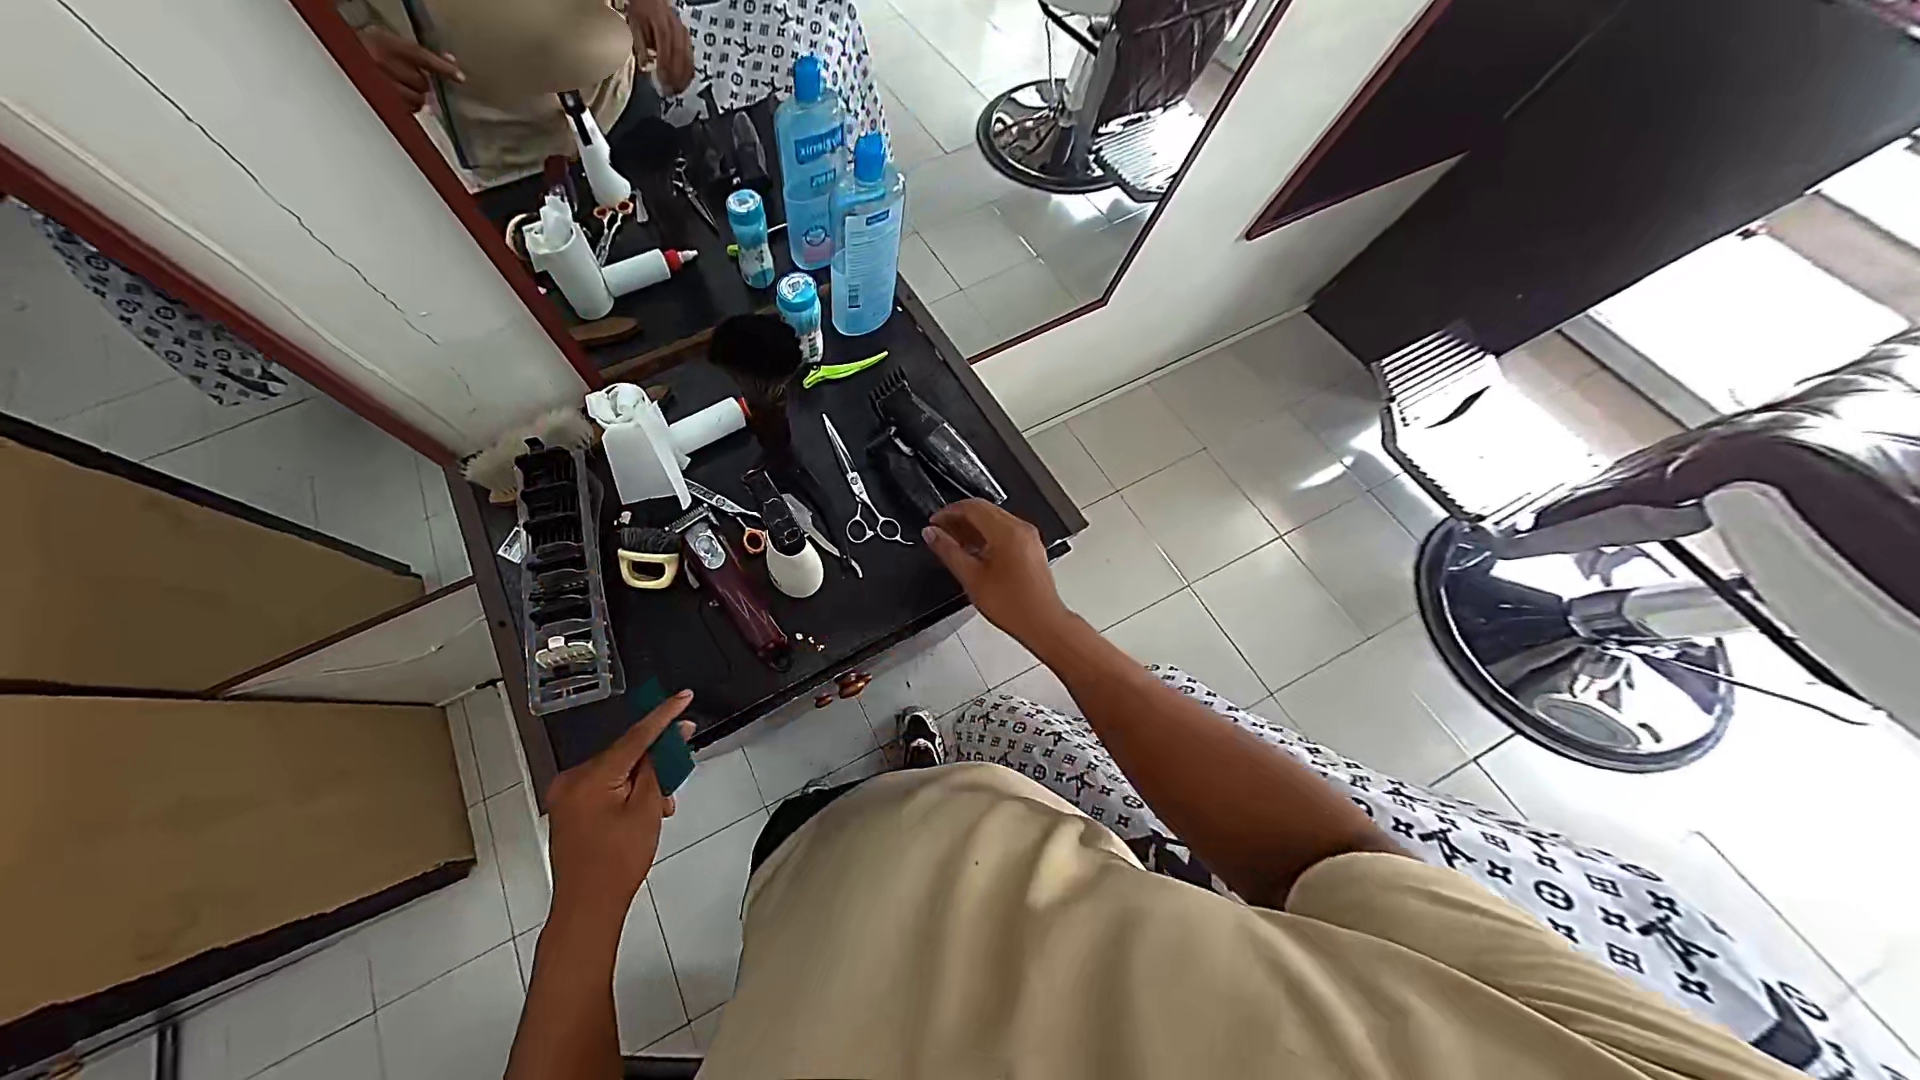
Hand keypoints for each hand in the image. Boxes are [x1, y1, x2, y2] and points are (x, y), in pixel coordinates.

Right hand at [357, 25, 463, 112]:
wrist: (337, 54)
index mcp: (386, 43)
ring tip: (398, 85)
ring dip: (415, 96)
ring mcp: (381, 83)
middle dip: (421, 84)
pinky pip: (407, 109)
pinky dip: (407, 105)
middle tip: (407, 77)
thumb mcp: (392, 42)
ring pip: (417, 99)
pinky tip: (396, 95)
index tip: (458, 76)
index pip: (421, 56)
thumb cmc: (367, 48)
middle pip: (422, 84)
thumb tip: (451, 61)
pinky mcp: (381, 100)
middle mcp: (382, 62)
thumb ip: (424, 55)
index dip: (442, 67)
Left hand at [546, 691, 693, 914]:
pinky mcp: (570, 806)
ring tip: (663, 801)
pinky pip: (606, 783)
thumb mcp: (647, 809)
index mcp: (589, 778)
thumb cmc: (617, 863)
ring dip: (644, 777)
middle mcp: (571, 780)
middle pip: (625, 752)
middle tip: (683, 754)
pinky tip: (646, 805)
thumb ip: (658, 768)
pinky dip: (629, 788)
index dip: (664, 715)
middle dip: (656, 756)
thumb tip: (669, 739)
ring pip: (618, 769)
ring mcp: (567, 794)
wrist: (587, 907)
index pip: (635, 736)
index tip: (683, 697)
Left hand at [628, 0, 693, 93]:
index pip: (666, 53)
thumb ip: (640, 44)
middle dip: (676, 78)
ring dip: (684, 78)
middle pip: (680, 59)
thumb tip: (645, 66)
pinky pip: (691, 58)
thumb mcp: (634, 23)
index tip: (663, 86)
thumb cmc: (641, 9)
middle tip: (671, 92)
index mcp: (662, 25)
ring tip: (678, 90)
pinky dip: (688, 72)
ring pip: (688, 60)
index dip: (665, 72)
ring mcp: (684, 34)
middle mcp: (676, 29)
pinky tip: (684, 81)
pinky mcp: (688, 38)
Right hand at [923, 500, 1074, 644]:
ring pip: (994, 520)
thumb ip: (948, 551)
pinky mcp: (1031, 548)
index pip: (972, 507)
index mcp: (1007, 532)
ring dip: (972, 527)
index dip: (948, 512)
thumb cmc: (1014, 606)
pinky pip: (1005, 532)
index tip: (935, 522)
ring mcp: (1028, 538)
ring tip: (953, 543)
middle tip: (940, 531)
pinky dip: (987, 536)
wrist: (1042, 623)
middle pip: (984, 510)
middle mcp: (1021, 529)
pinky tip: (973, 552)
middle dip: (959, 518)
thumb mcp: (971, 577)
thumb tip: (932, 534)